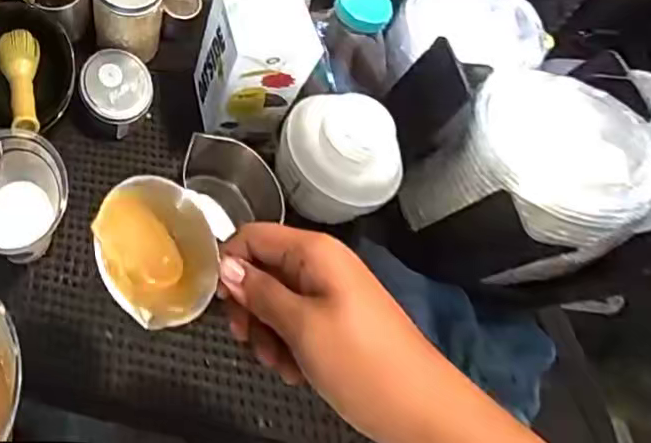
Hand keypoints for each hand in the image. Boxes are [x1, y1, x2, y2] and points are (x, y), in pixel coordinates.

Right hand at [220, 224, 529, 442]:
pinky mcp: (339, 319)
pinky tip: (297, 371)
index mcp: (313, 250)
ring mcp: (331, 292)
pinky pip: (298, 319)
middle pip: (263, 268)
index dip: (231, 264)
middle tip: (248, 341)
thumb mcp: (302, 327)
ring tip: (280, 365)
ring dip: (268, 332)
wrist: (429, 415)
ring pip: (277, 299)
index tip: (221, 305)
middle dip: (250, 306)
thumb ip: (260, 292)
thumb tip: (225, 265)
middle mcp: (321, 262)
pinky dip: (289, 343)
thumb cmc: (363, 364)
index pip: (253, 235)